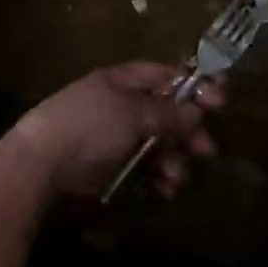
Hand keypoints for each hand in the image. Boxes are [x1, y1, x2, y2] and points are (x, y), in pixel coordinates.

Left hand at [10, 63, 221, 198]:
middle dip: (189, 132)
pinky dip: (160, 178)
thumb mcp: (130, 111)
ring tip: (174, 177)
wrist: (45, 160)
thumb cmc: (88, 124)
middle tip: (206, 150)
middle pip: (168, 114)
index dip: (193, 85)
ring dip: (176, 161)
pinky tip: (163, 190)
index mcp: (121, 82)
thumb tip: (197, 110)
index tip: (222, 101)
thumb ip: (167, 111)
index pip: (163, 76)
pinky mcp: (114, 164)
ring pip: (162, 145)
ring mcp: (117, 136)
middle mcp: (121, 105)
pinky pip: (148, 168)